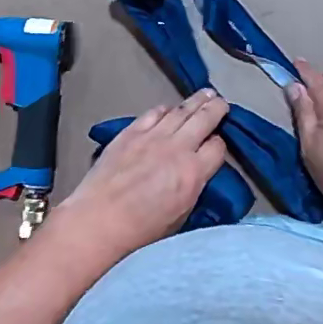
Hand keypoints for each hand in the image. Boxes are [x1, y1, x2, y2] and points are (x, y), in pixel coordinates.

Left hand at [43, 89, 228, 267]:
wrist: (100, 218)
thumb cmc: (141, 229)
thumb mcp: (181, 215)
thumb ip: (193, 187)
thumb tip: (196, 173)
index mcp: (193, 173)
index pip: (217, 148)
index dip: (219, 144)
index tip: (217, 144)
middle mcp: (176, 148)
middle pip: (203, 119)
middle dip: (215, 108)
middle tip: (221, 102)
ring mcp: (152, 137)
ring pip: (179, 111)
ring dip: (194, 101)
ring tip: (204, 94)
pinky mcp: (130, 133)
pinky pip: (152, 113)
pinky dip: (164, 109)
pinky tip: (169, 108)